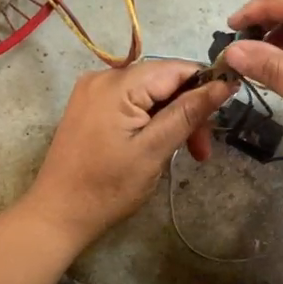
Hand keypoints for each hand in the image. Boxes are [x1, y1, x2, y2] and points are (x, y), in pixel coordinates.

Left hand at [16, 60, 235, 245]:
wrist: (58, 214)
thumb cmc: (107, 188)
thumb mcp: (154, 150)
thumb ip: (188, 113)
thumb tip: (225, 83)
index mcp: (118, 83)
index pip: (176, 68)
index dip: (206, 87)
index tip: (222, 119)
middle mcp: (103, 77)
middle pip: (163, 81)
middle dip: (187, 111)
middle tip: (200, 152)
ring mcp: (92, 92)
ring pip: (149, 93)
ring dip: (171, 119)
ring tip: (185, 154)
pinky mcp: (89, 108)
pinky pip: (131, 103)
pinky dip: (150, 121)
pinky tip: (157, 146)